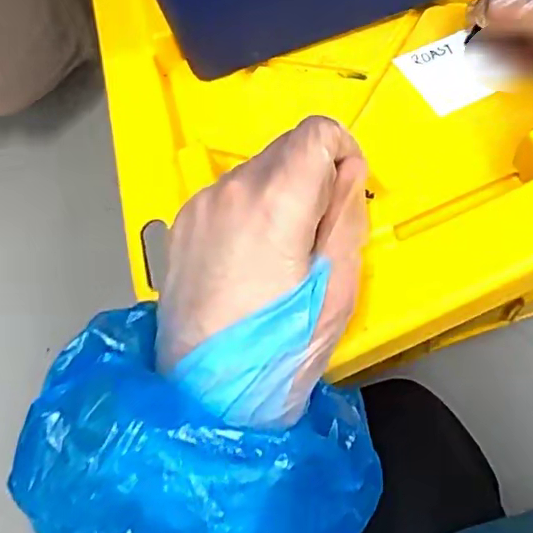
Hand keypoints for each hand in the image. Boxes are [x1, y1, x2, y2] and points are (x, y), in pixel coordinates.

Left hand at [153, 116, 368, 420]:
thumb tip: (348, 170)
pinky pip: (234, 189)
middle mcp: (232, 190)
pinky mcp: (183, 222)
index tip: (347, 187)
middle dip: (316, 172)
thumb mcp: (340, 285)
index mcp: (275, 202)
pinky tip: (254, 255)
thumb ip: (349, 212)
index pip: (318, 130)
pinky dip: (255, 204)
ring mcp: (201, 204)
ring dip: (285, 188)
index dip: (343, 150)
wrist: (203, 401)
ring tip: (284, 250)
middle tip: (319, 229)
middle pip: (291, 144)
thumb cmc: (280, 350)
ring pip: (262, 165)